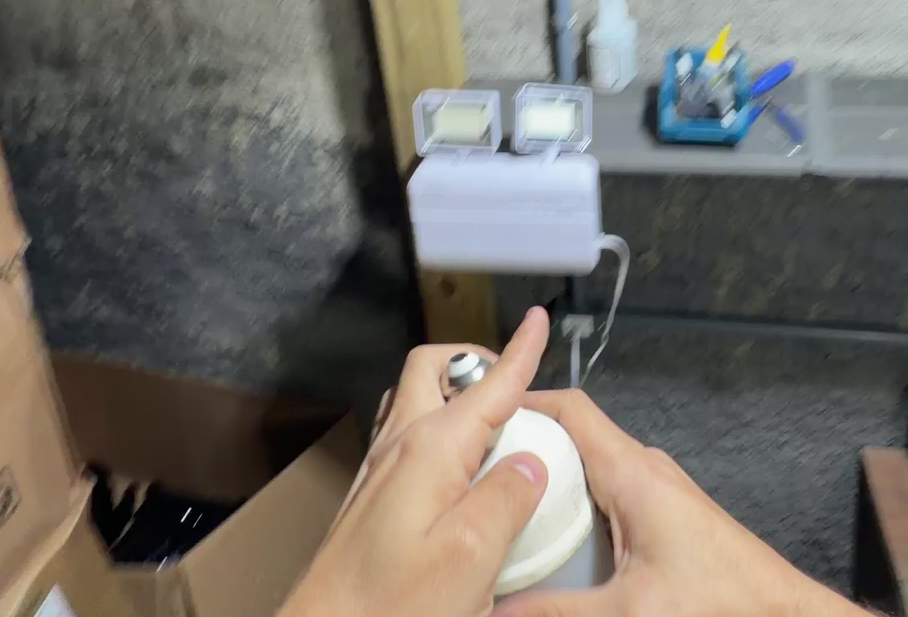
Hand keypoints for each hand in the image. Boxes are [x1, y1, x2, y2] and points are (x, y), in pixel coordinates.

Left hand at [280, 307, 554, 616]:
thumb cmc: (396, 605)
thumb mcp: (471, 557)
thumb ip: (507, 498)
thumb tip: (530, 462)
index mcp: (432, 446)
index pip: (488, 384)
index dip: (519, 351)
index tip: (539, 319)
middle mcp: (400, 443)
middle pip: (432, 368)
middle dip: (471, 360)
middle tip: (509, 386)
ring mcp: (378, 469)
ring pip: (412, 396)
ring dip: (449, 388)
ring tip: (485, 419)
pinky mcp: (368, 498)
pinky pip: (403, 431)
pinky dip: (435, 423)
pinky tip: (453, 467)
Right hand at [494, 390, 866, 616]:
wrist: (784, 616)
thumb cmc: (718, 604)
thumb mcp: (629, 613)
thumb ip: (556, 613)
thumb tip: (494, 612)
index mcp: (632, 471)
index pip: (572, 409)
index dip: (527, 401)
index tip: (483, 415)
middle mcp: (643, 467)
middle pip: (575, 435)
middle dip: (529, 447)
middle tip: (481, 473)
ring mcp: (656, 486)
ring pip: (591, 464)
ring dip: (552, 477)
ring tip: (507, 504)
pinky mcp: (663, 510)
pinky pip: (608, 488)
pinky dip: (576, 499)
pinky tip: (555, 535)